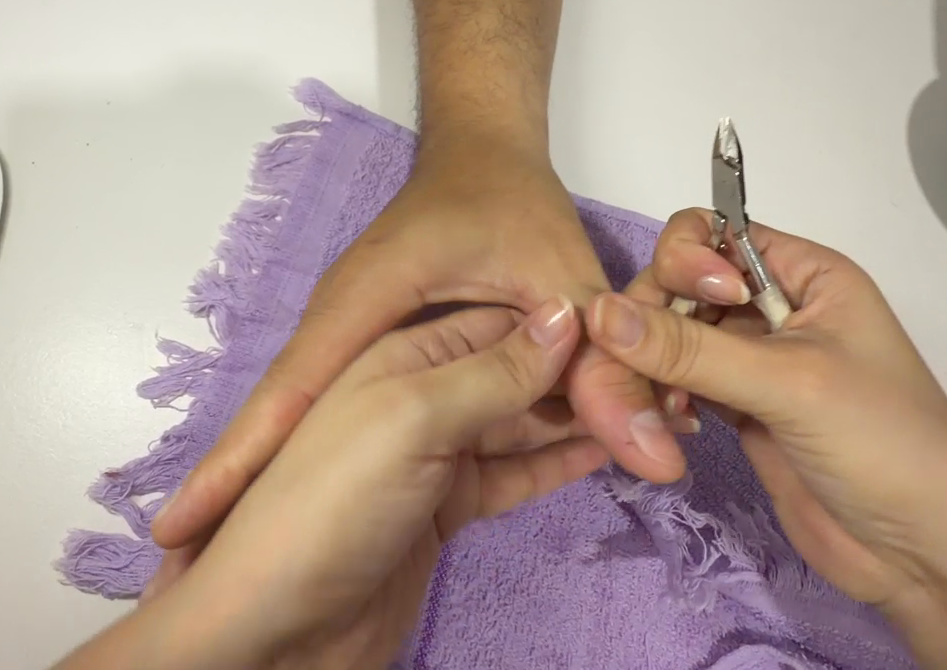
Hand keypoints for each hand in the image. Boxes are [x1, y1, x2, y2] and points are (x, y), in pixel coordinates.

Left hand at [60, 301, 603, 669]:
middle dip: (585, 379)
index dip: (570, 333)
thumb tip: (568, 314)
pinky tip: (605, 452)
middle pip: (517, 373)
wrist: (278, 631)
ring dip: (580, 421)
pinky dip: (554, 463)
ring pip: (519, 423)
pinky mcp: (443, 504)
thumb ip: (492, 369)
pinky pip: (511, 472)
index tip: (641, 341)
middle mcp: (422, 389)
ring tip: (657, 422)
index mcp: (406, 351)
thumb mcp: (412, 418)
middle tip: (668, 391)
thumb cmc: (335, 502)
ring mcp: (433, 449)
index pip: (506, 325)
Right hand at [151, 134, 699, 557]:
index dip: (241, 460)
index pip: (295, 390)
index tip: (180, 528)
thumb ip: (602, 371)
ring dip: (275, 461)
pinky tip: (331, 488)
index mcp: (365, 301)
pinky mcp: (366, 343)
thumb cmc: (507, 201)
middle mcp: (339, 319)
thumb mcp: (564, 283)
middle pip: (285, 409)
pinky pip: (352, 400)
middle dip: (239, 475)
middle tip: (184, 547)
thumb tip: (654, 460)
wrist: (480, 151)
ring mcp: (347, 331)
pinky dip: (336, 443)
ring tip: (211, 530)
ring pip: (315, 410)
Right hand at [594, 209, 946, 608]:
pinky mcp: (732, 404)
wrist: (931, 564)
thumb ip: (688, 349)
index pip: (713, 233)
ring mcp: (748, 358)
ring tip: (657, 415)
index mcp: (802, 274)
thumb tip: (597, 312)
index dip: (688, 258)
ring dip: (646, 368)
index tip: (701, 302)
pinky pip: (672, 380)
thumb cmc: (884, 446)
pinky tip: (670, 428)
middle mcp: (769, 305)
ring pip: (665, 335)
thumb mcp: (789, 385)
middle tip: (643, 369)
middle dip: (651, 323)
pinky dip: (657, 397)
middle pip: (674, 285)